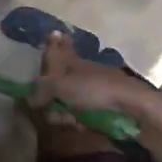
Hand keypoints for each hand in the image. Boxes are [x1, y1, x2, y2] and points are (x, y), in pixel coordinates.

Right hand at [28, 33, 149, 112]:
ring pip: (68, 101)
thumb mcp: (61, 86)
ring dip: (62, 113)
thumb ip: (41, 89)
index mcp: (73, 61)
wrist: (133, 108)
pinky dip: (77, 121)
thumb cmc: (95, 89)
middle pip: (59, 82)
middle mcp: (83, 73)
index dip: (54, 43)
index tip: (52, 35)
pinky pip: (80, 115)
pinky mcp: (102, 110)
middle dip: (50, 95)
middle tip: (46, 105)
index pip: (60, 48)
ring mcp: (93, 92)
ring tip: (68, 120)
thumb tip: (28, 99)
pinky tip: (80, 126)